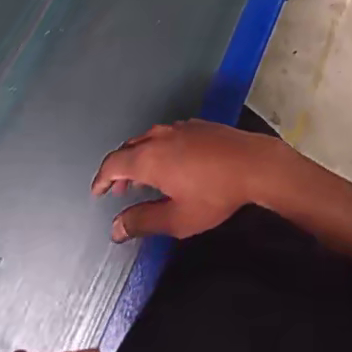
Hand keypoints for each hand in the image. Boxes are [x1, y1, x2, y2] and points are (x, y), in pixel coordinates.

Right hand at [92, 121, 304, 240]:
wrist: (254, 163)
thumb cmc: (214, 194)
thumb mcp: (176, 218)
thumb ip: (143, 221)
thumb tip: (116, 227)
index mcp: (149, 157)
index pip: (113, 163)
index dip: (102, 179)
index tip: (98, 192)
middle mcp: (160, 136)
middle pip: (129, 148)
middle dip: (120, 168)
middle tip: (120, 190)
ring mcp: (180, 127)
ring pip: (149, 138)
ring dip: (139, 156)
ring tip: (145, 178)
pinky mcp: (198, 125)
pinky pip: (167, 134)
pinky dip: (158, 148)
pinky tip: (172, 163)